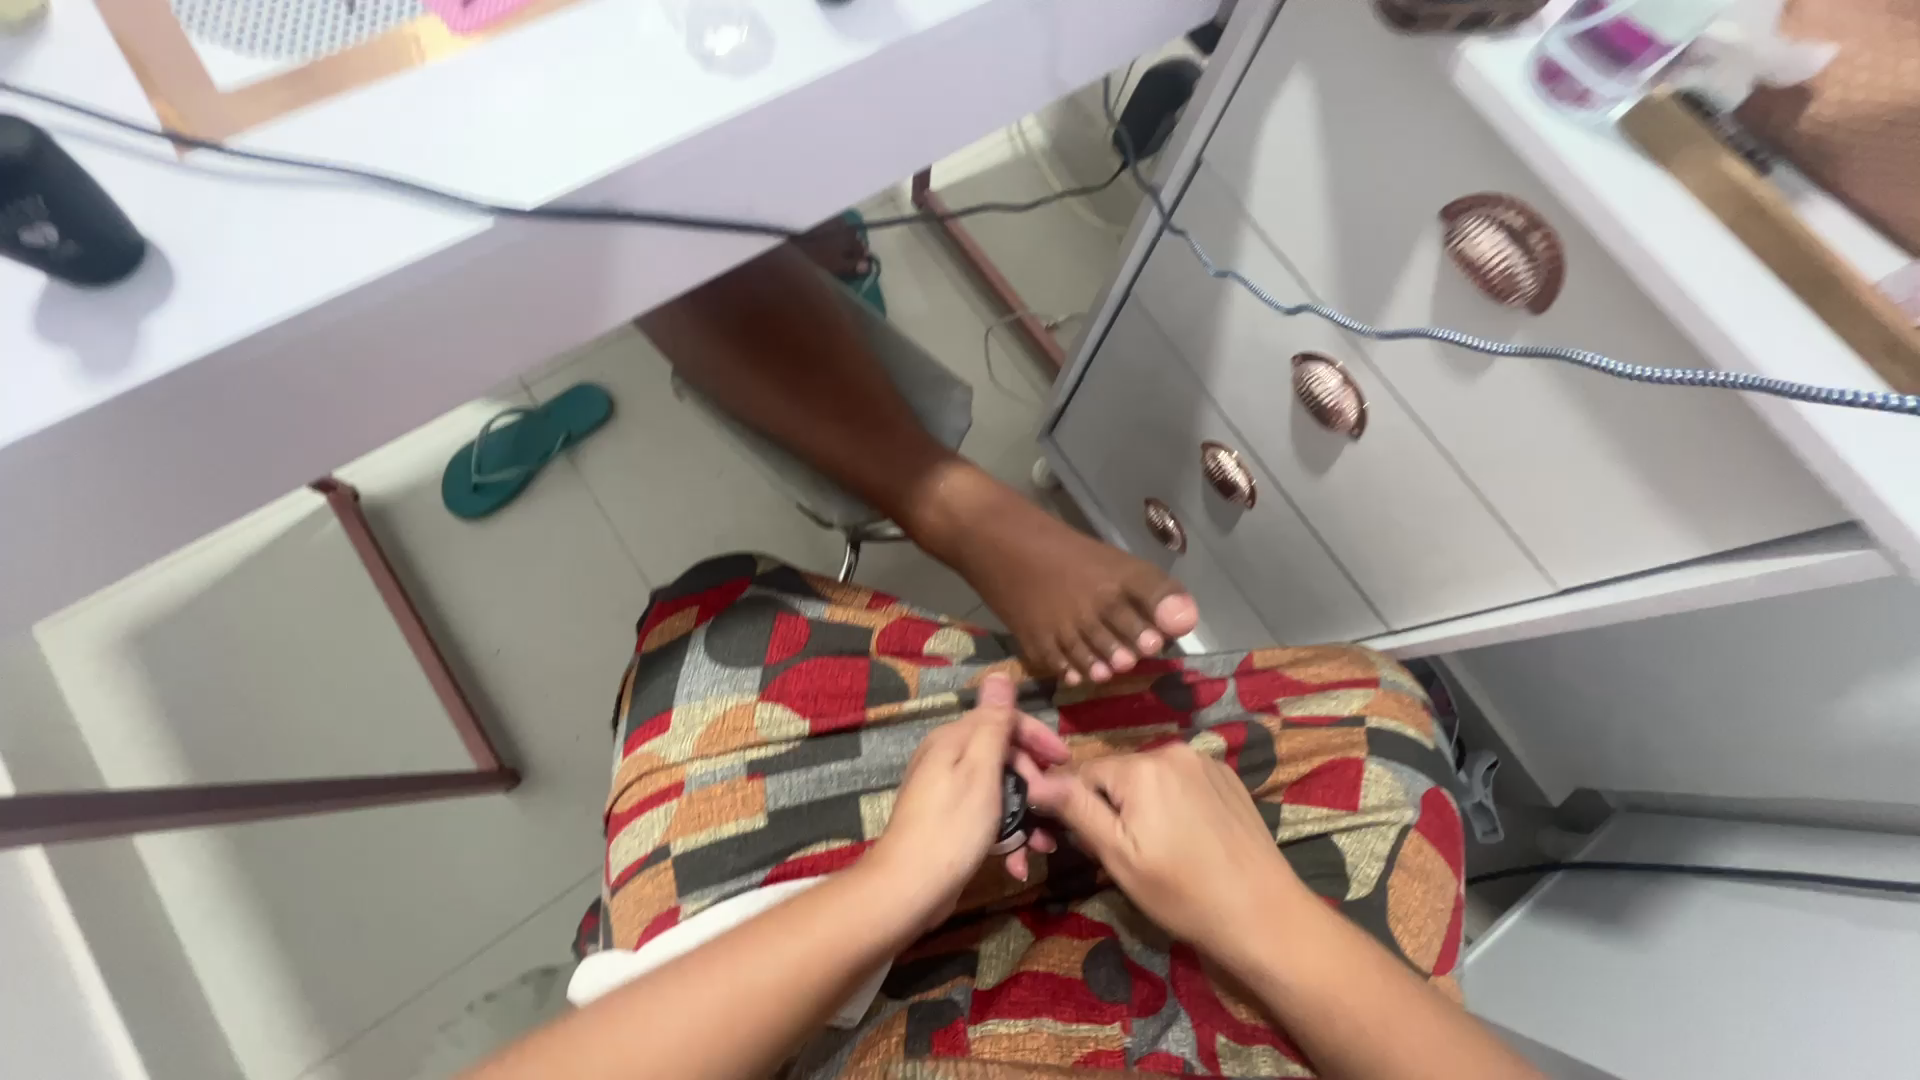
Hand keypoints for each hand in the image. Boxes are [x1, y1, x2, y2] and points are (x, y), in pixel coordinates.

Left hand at [862, 673, 1070, 926]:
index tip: (1065, 763)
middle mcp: (948, 758)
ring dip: (1025, 817)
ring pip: (999, 791)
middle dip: (1033, 785)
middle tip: (1052, 812)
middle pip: (1004, 756)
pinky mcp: (949, 821)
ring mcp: (947, 791)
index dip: (1038, 738)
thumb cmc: (951, 826)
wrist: (908, 889)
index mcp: (954, 739)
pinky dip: (1005, 837)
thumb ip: (993, 723)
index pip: (1004, 720)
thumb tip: (998, 675)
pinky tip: (1017, 863)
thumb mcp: (980, 770)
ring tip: (1043, 847)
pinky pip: (987, 817)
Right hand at [1022, 742, 1310, 964]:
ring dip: (1142, 802)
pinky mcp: (1227, 776)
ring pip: (1149, 776)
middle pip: (1118, 772)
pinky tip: (1189, 836)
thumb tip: (1035, 779)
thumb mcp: (1117, 856)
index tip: (1083, 842)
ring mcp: (1204, 761)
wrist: (1264, 914)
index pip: (1083, 772)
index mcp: (1140, 767)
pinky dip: (1174, 801)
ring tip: (1160, 847)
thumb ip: (1075, 809)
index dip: (1076, 806)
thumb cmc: (1181, 892)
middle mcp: (1171, 750)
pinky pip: (1181, 780)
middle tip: (1125, 852)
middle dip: (1112, 804)